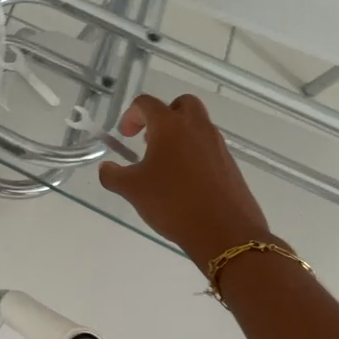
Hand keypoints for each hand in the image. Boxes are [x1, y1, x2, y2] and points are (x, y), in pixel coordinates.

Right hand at [98, 94, 272, 267]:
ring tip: (165, 163)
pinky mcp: (232, 167)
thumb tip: (107, 168)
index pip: (146, 103)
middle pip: (183, 103)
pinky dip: (195, 154)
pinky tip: (184, 181)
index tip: (125, 136)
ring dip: (181, 135)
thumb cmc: (173, 203)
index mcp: (170, 127)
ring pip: (199, 126)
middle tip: (151, 137)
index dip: (131, 115)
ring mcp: (218, 147)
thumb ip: (112, 174)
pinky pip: (210, 148)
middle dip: (165, 114)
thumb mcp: (132, 189)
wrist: (226, 235)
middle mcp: (197, 129)